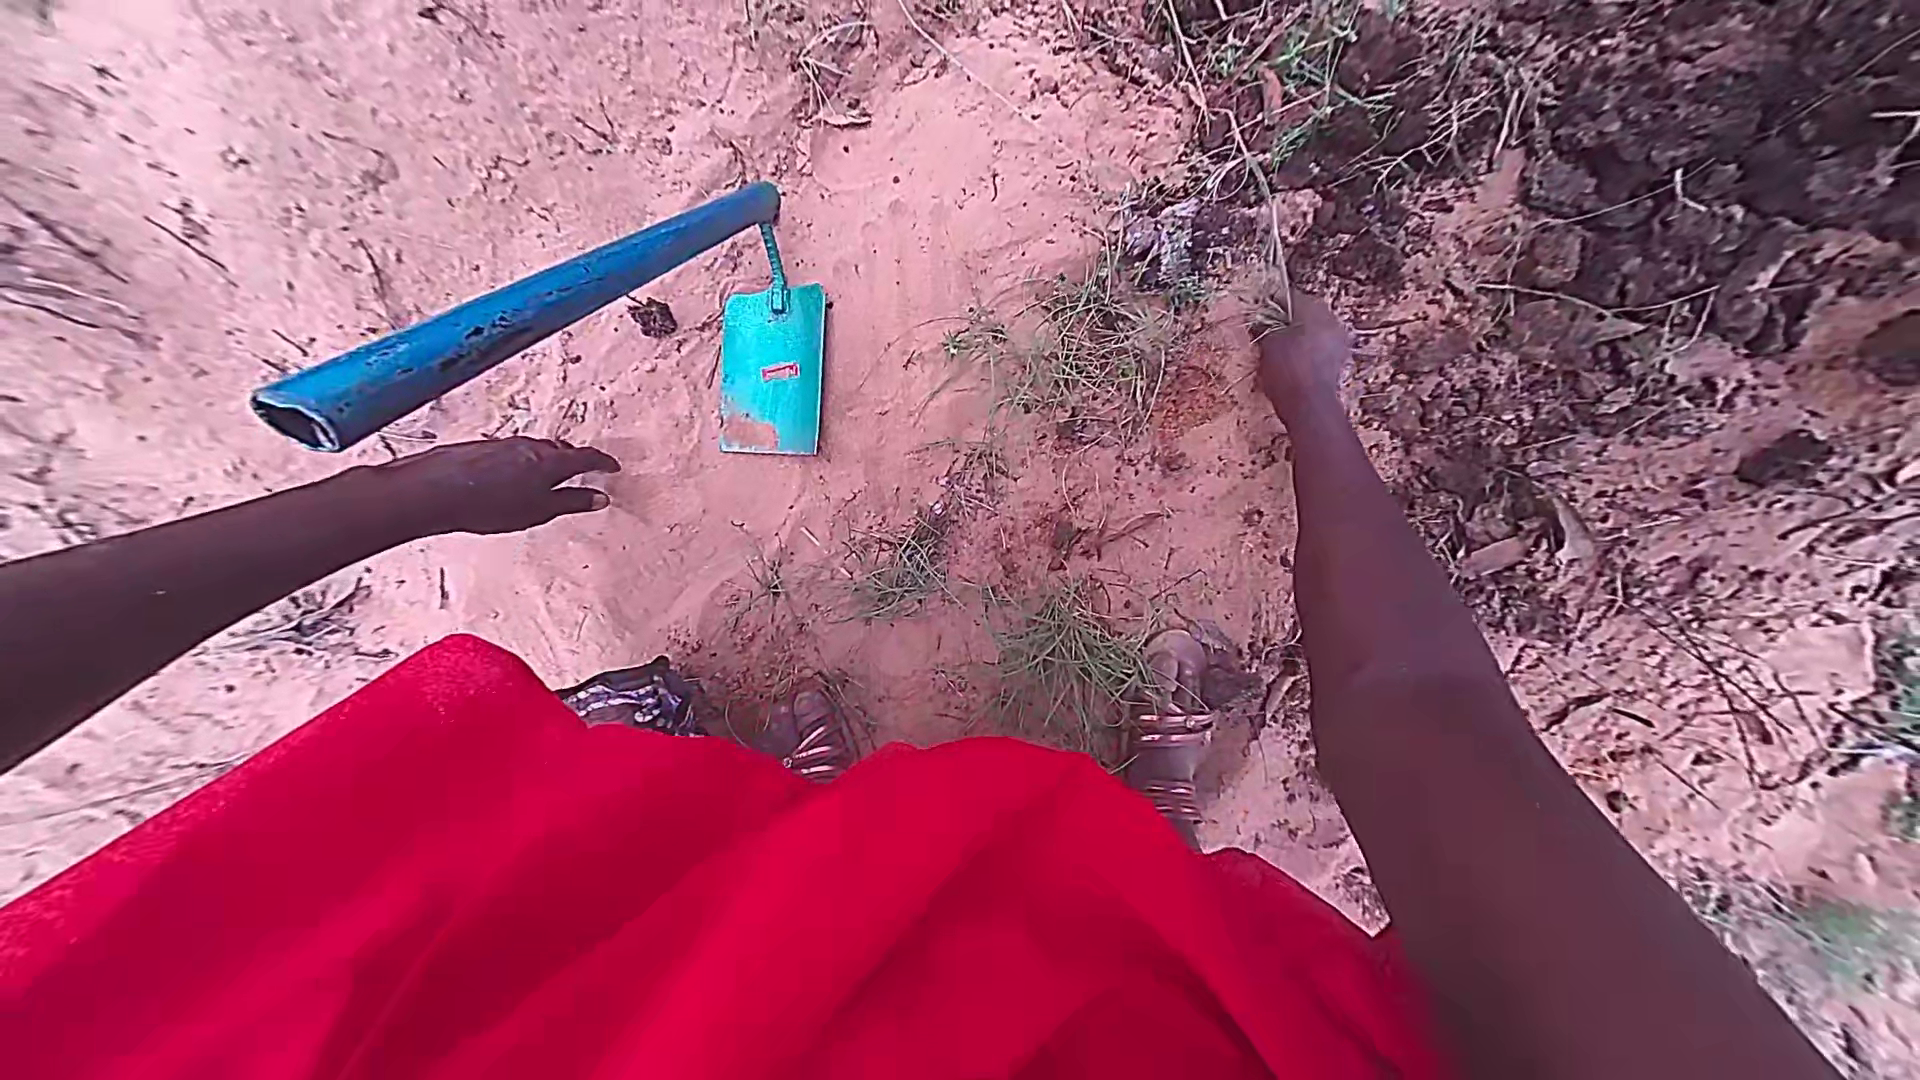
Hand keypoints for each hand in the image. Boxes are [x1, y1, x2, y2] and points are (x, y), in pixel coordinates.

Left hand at [366, 437, 622, 535]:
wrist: (429, 493)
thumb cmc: (485, 504)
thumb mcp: (540, 510)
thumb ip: (572, 502)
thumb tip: (598, 498)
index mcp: (551, 461)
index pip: (587, 457)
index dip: (603, 462)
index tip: (612, 466)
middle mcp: (529, 447)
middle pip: (562, 449)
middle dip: (576, 459)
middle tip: (585, 471)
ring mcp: (503, 445)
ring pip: (536, 449)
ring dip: (548, 461)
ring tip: (549, 478)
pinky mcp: (480, 449)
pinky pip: (513, 452)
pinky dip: (523, 462)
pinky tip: (513, 479)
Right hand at [1253, 291, 1351, 423]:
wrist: (1309, 405)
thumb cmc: (1286, 371)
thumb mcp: (1267, 346)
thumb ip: (1264, 328)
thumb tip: (1258, 321)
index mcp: (1313, 309)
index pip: (1289, 297)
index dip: (1270, 306)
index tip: (1257, 317)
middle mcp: (1331, 319)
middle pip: (1304, 314)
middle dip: (1285, 322)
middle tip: (1265, 335)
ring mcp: (1338, 340)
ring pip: (1312, 331)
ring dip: (1296, 337)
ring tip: (1276, 352)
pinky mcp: (1338, 359)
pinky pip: (1318, 348)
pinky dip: (1305, 352)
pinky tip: (1291, 365)